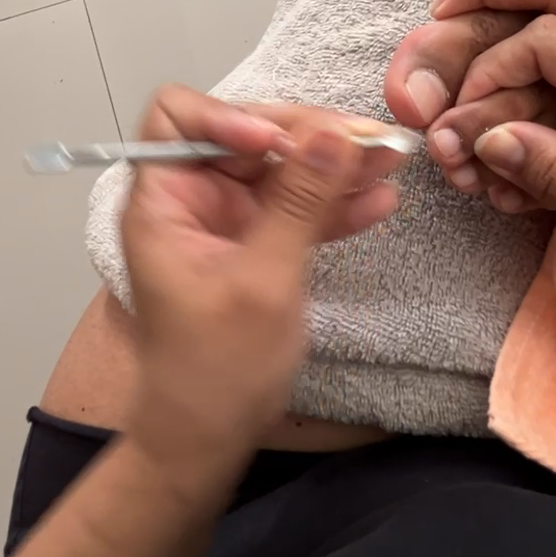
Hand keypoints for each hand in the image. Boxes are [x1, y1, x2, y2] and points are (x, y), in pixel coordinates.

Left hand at [120, 87, 405, 469]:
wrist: (210, 440)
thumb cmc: (213, 372)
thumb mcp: (262, 281)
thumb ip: (299, 203)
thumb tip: (337, 134)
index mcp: (164, 199)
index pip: (178, 118)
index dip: (227, 116)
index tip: (278, 142)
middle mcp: (193, 197)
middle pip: (248, 135)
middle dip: (308, 135)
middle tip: (368, 140)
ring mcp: (228, 217)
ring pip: (282, 167)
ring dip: (334, 164)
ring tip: (391, 158)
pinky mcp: (258, 239)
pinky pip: (298, 205)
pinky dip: (335, 202)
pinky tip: (380, 198)